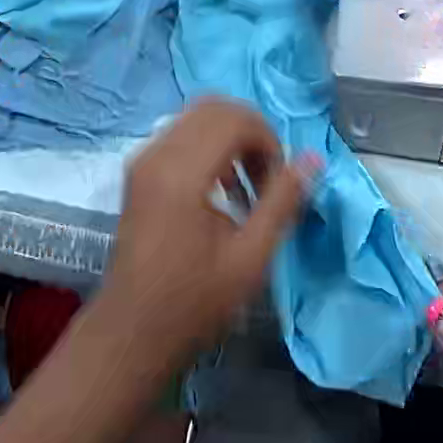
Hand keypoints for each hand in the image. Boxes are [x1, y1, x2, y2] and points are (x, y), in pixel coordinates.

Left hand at [96, 98, 314, 364]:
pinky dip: (209, 144)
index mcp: (182, 173)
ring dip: (231, 136)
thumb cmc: (194, 302)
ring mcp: (143, 159)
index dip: (267, 139)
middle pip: (215, 108)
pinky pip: (181, 132)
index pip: (235, 119)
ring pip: (197, 116)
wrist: (130, 334)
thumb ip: (283, 201)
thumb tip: (313, 158)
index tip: (278, 179)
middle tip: (268, 174)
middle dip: (252, 131)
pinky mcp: (139, 169)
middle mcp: (158, 153)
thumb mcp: (251, 257)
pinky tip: (222, 186)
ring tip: (249, 183)